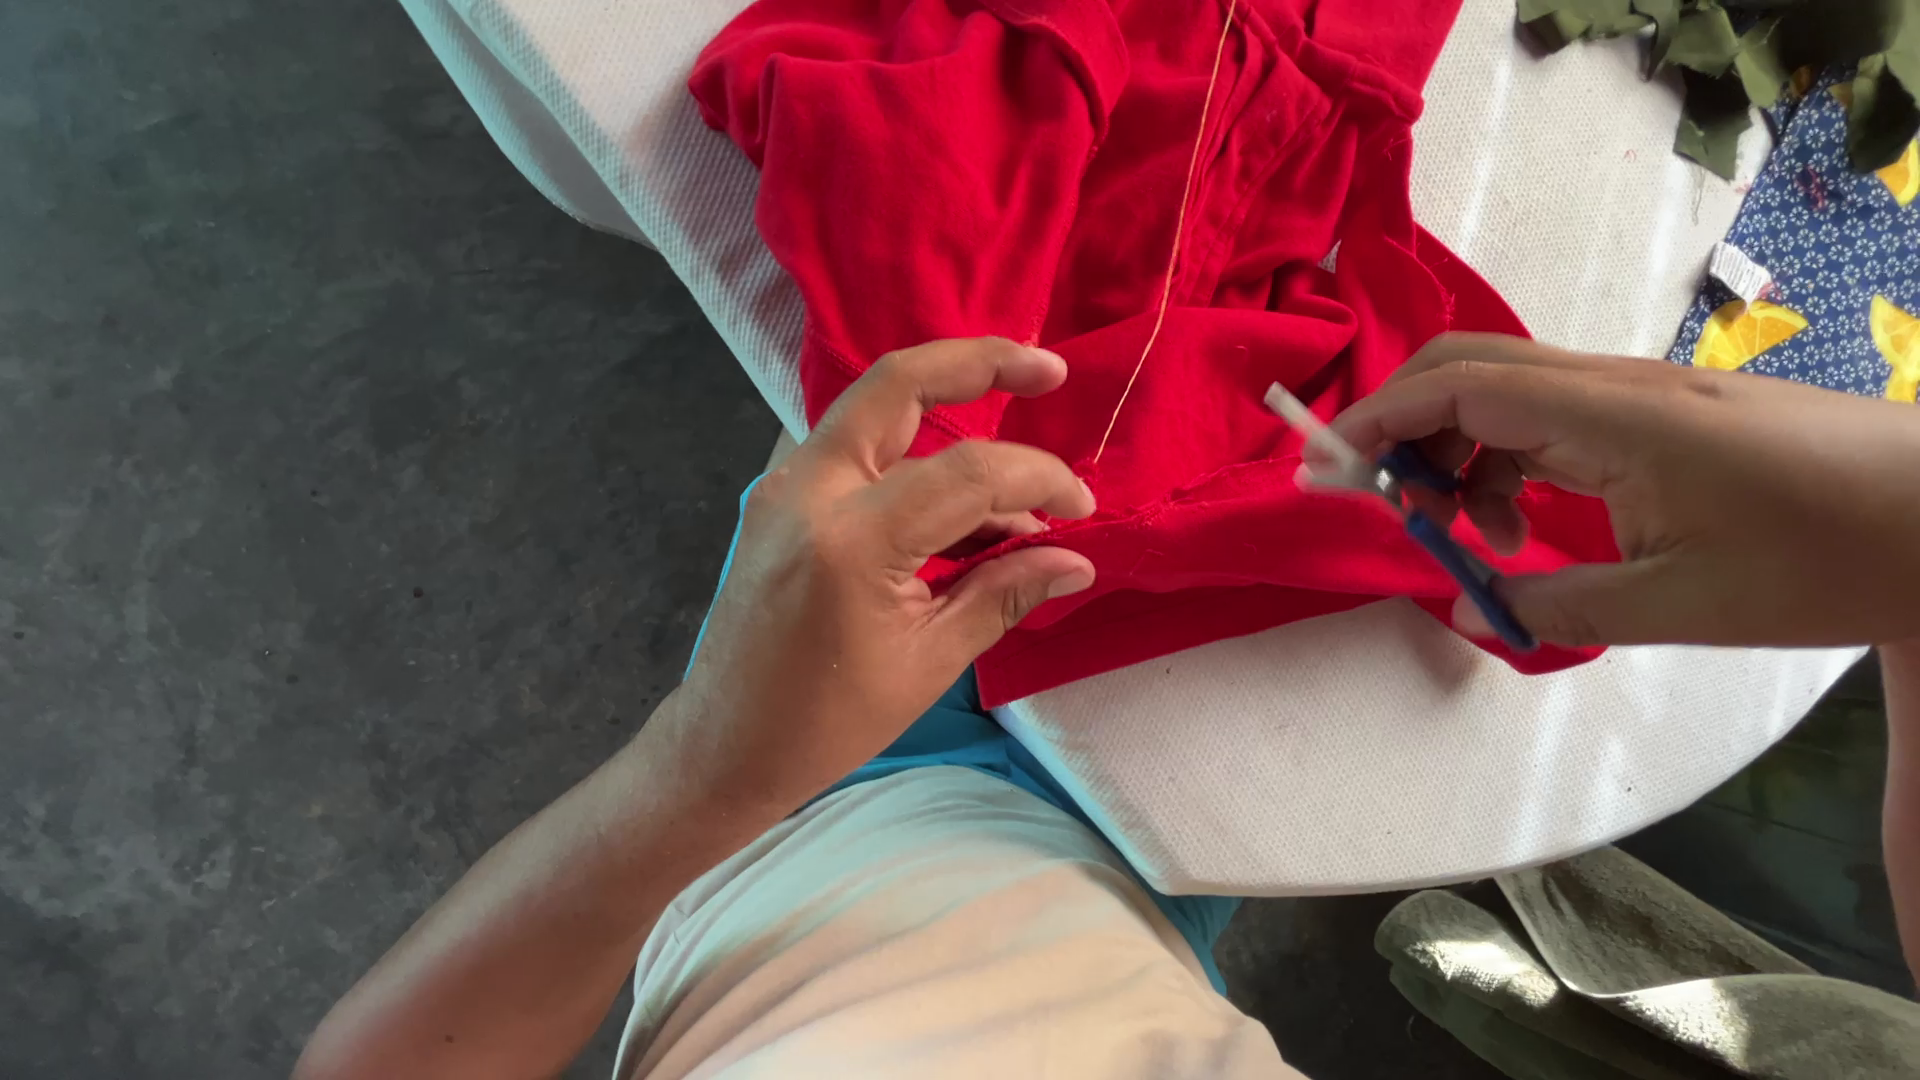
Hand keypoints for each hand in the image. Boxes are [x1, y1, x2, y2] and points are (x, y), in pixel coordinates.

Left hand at [667, 337, 1095, 811]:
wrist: (726, 744)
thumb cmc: (829, 720)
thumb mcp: (930, 660)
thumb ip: (1006, 593)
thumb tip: (1076, 559)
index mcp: (852, 540)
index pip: (968, 474)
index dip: (1038, 479)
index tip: (1080, 508)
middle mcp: (811, 488)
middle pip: (900, 382)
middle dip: (982, 361)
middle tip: (1048, 371)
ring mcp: (787, 484)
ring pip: (874, 404)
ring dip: (949, 404)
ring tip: (1014, 466)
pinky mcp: (782, 495)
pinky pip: (858, 446)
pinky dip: (915, 451)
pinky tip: (962, 501)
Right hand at [1328, 333, 1919, 647]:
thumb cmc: (1834, 558)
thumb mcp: (1680, 606)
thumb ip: (1552, 605)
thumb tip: (1465, 608)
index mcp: (1610, 419)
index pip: (1457, 390)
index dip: (1375, 421)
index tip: (1324, 467)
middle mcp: (1606, 387)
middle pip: (1461, 367)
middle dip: (1397, 425)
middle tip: (1380, 493)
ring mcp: (1625, 393)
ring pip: (1490, 393)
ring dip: (1448, 456)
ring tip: (1469, 533)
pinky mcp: (1641, 411)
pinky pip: (1531, 419)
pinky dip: (1495, 466)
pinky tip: (1523, 524)